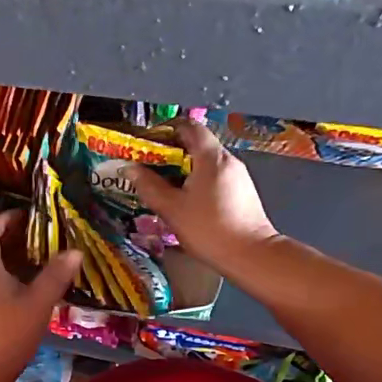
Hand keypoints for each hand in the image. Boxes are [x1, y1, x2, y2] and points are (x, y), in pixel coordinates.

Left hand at [0, 210, 82, 381]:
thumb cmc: (6, 335)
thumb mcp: (37, 304)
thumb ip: (55, 276)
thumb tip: (74, 251)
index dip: (5, 218)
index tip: (26, 214)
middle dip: (12, 238)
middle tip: (40, 236)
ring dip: (13, 259)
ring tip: (41, 261)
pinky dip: (11, 279)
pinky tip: (30, 290)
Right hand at [124, 120, 281, 272]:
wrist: (251, 255)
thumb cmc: (208, 229)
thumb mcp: (172, 209)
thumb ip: (149, 186)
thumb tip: (130, 167)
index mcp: (211, 157)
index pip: (188, 126)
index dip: (165, 130)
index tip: (147, 146)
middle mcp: (228, 160)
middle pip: (196, 144)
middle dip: (170, 154)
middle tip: (148, 171)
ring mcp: (238, 176)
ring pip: (205, 163)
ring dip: (182, 170)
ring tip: (163, 189)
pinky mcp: (242, 193)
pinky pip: (214, 178)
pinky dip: (197, 182)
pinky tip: (185, 203)